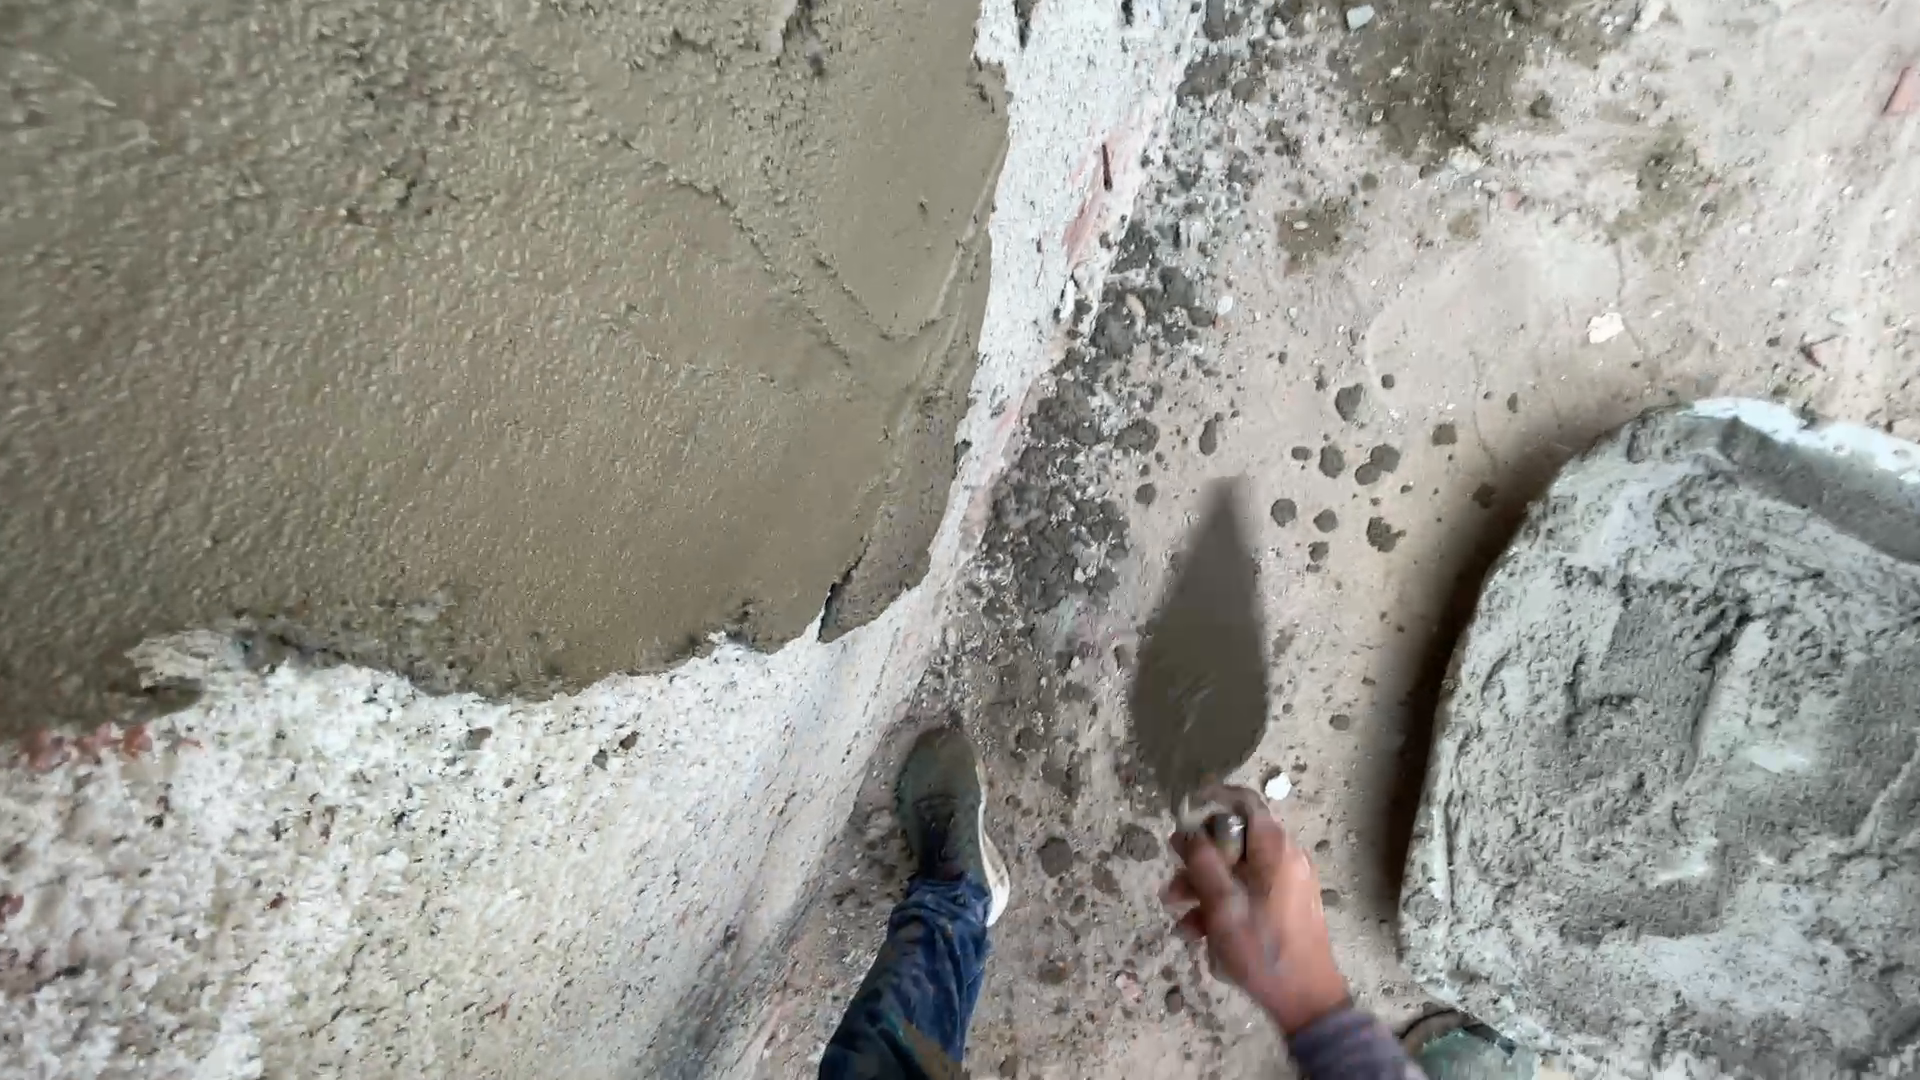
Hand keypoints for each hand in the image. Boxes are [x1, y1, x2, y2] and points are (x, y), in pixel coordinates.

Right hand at [1161, 784, 1350, 1034]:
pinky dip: (1222, 903)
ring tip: (1177, 912)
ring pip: (1235, 868)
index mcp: (1275, 848)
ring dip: (1203, 886)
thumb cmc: (1262, 947)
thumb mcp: (1221, 902)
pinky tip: (1197, 931)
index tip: (1183, 810)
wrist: (1307, 1004)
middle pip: (1233, 839)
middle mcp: (1285, 858)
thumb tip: (1187, 831)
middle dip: (1197, 858)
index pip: (1243, 801)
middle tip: (1172, 874)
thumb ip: (1201, 859)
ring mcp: (1287, 883)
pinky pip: (1247, 890)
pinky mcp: (1285, 905)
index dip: (1211, 798)